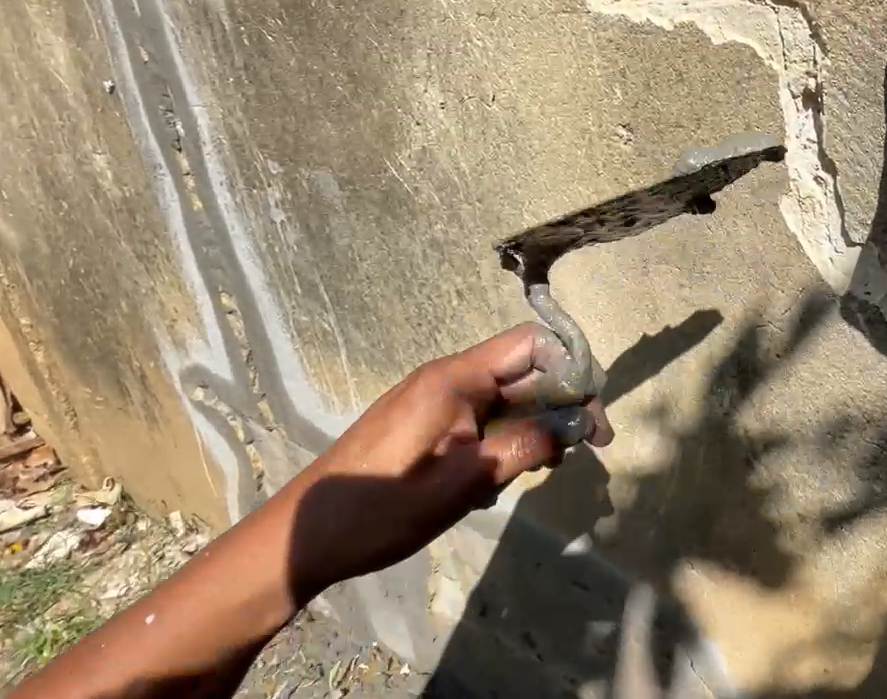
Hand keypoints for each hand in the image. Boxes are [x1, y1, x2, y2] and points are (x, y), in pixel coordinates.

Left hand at [272, 323, 612, 596]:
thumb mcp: (463, 482)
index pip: (534, 342)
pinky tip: (505, 476)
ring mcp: (438, 401)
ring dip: (536, 426)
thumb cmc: (380, 508)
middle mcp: (450, 378)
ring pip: (509, 397)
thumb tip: (576, 425)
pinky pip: (485, 417)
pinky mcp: (429, 424)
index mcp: (457, 378)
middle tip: (589, 446)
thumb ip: (526, 445)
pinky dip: (507, 439)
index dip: (572, 366)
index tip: (590, 411)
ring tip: (545, 467)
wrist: (296, 543)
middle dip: (563, 404)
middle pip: (527, 371)